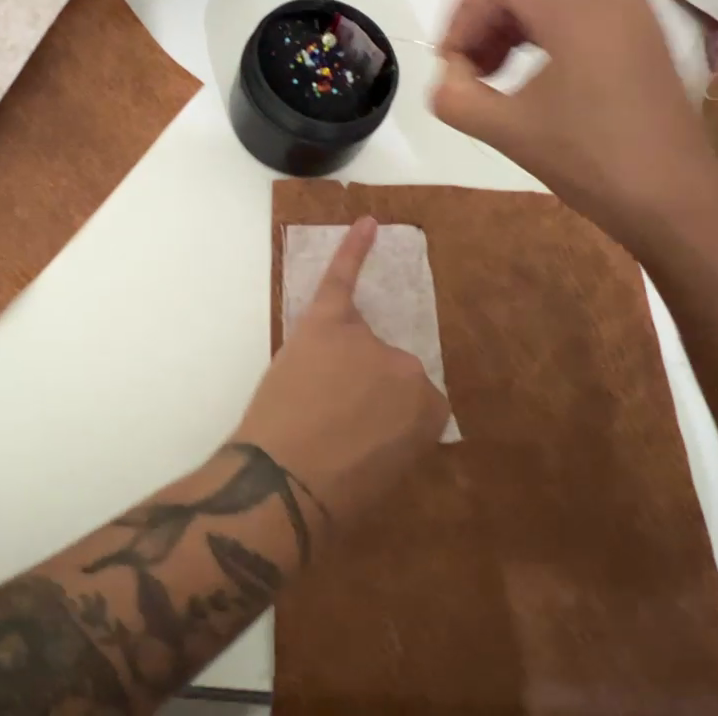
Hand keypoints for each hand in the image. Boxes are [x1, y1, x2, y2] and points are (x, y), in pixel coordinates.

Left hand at [233, 217, 448, 527]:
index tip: (359, 445)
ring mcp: (367, 342)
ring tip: (312, 403)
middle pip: (382, 372)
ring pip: (355, 346)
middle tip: (328, 428)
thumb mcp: (388, 474)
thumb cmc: (336, 495)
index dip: (379, 424)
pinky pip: (343, 279)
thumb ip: (397, 433)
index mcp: (433, 411)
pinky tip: (366, 222)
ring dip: (337, 368)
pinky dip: (354, 250)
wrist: (284, 485)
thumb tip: (378, 416)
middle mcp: (409, 368)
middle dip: (358, 397)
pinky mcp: (326, 324)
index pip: (413, 406)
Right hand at [431, 0, 717, 231]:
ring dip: (511, 23)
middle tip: (468, 68)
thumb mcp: (506, 131)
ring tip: (493, 75)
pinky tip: (531, 77)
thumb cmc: (589, 161)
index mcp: (578, 10)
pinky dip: (542, 30)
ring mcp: (631, 14)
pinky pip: (579, 10)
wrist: (672, 199)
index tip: (451, 63)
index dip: (465, 13)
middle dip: (485, 16)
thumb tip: (448, 77)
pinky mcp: (641, 37)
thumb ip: (456, 97)